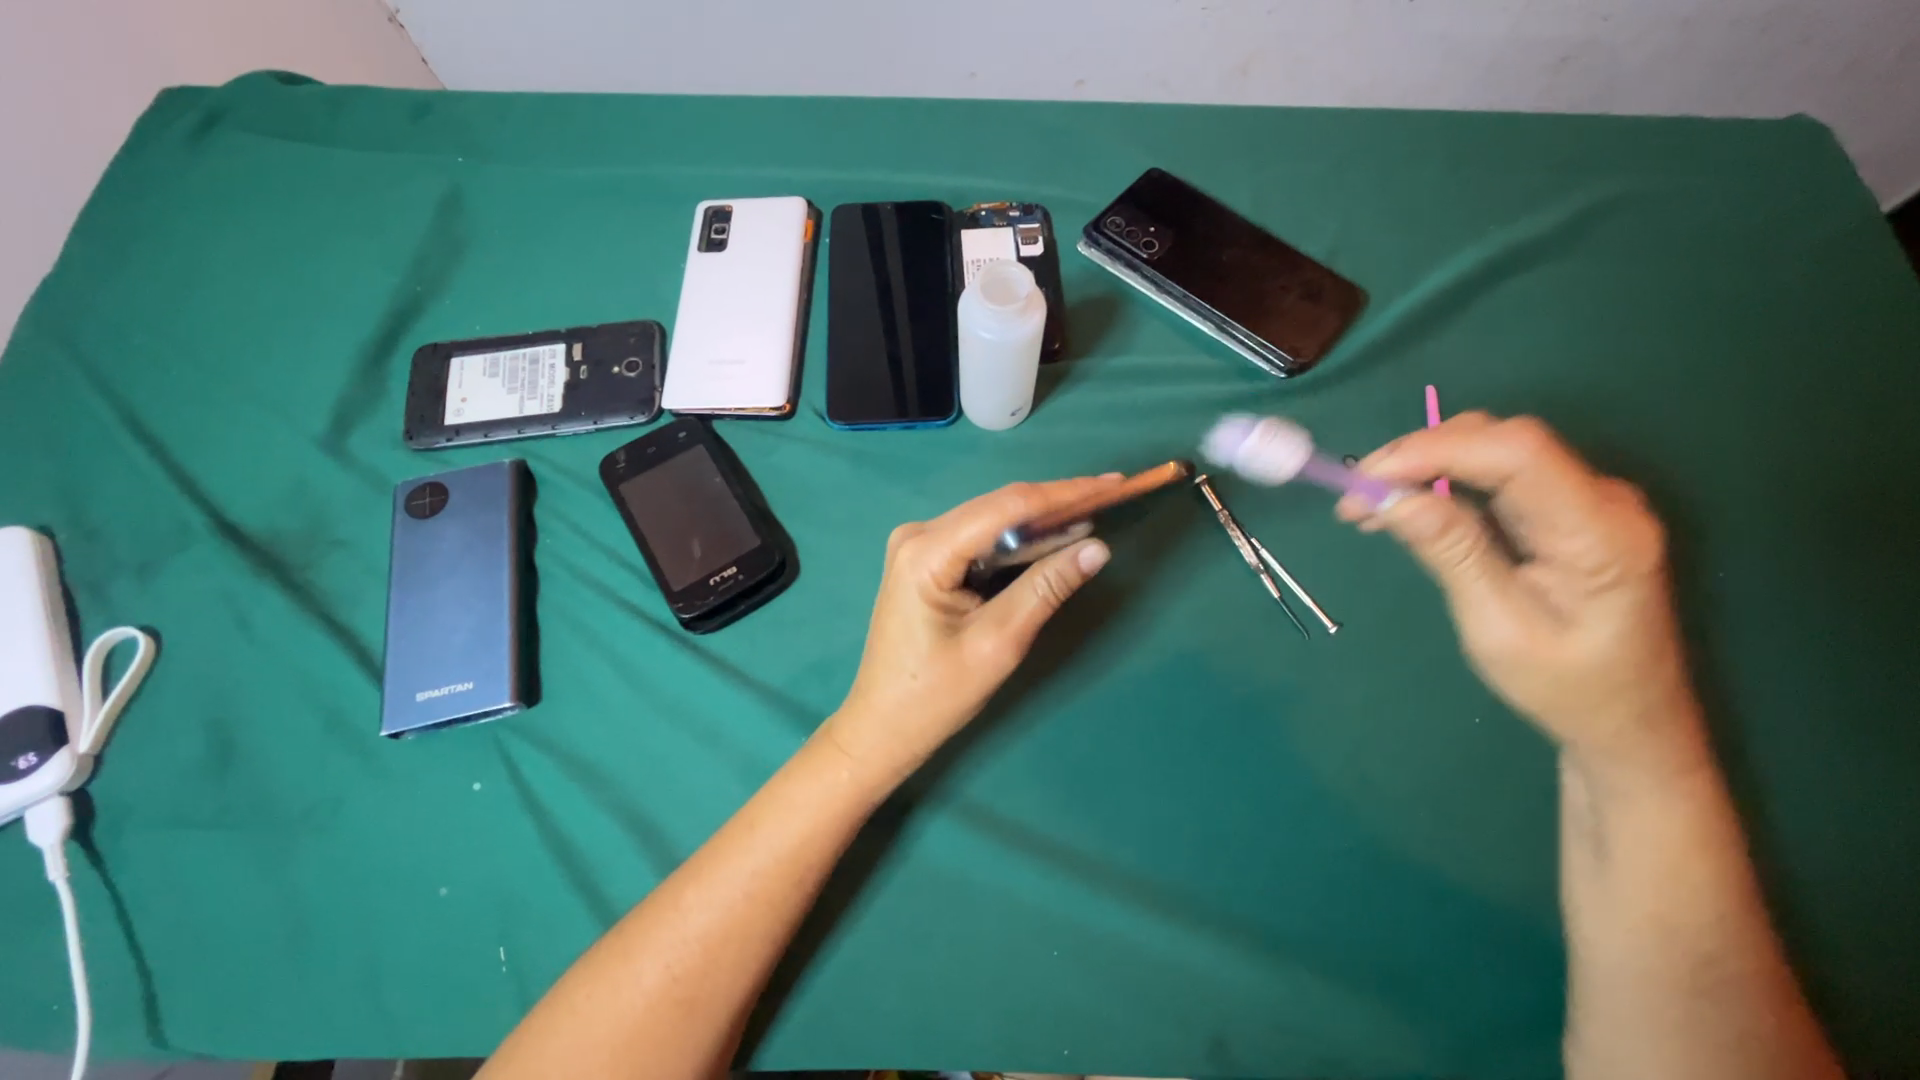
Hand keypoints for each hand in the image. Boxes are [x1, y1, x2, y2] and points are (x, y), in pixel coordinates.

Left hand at [823, 476, 1120, 782]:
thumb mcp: (999, 643)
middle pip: (999, 507)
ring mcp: (918, 546)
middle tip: (1114, 495)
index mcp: (926, 551)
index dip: (1065, 494)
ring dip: (1042, 521)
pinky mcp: (925, 562)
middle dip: (1058, 503)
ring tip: (1096, 512)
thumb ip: (1046, 589)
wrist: (883, 727)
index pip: (1007, 507)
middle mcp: (918, 535)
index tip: (1114, 485)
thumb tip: (1097, 547)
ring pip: (992, 522)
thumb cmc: (936, 695)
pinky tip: (1055, 538)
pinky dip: (1019, 542)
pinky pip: (981, 540)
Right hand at [1340, 413, 1706, 778]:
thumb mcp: (1498, 629)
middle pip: (1503, 440)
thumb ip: (1453, 554)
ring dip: (1425, 467)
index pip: (1515, 453)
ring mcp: (1589, 500)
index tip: (1365, 480)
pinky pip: (1499, 477)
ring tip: (1368, 507)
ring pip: (1496, 451)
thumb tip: (1393, 498)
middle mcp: (1603, 498)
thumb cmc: (1566, 688)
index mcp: (1597, 531)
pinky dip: (1444, 483)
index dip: (1433, 450)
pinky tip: (1406, 510)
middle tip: (1354, 497)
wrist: (1630, 721)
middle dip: (1420, 455)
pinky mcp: (1567, 510)